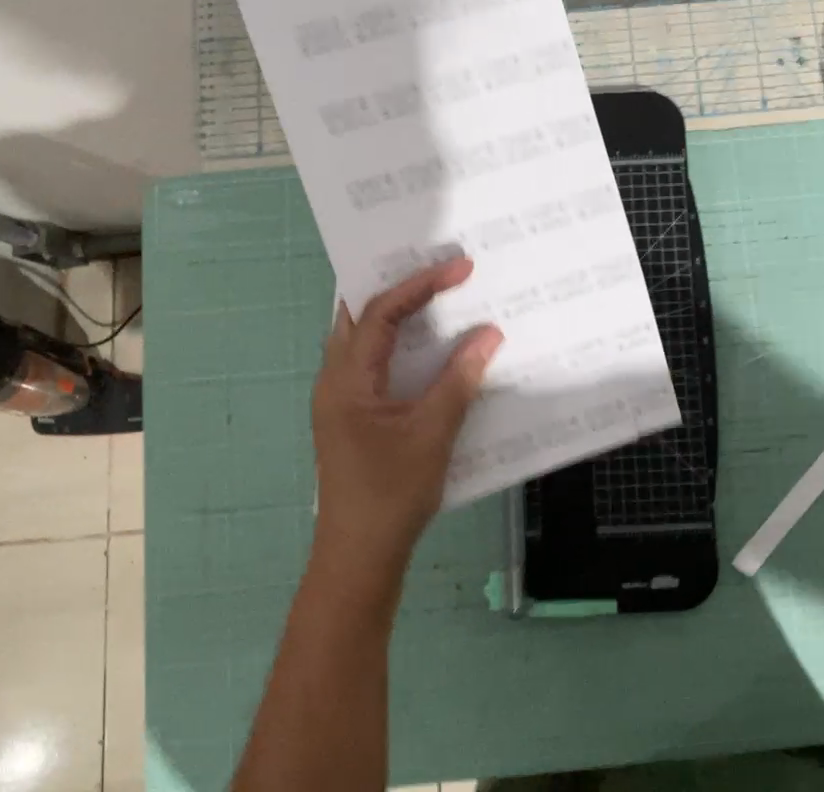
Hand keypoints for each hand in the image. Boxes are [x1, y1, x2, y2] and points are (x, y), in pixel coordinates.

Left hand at [310, 257, 503, 574]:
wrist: (359, 556)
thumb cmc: (392, 494)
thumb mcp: (432, 434)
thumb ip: (459, 381)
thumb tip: (488, 335)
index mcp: (347, 380)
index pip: (380, 313)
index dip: (420, 284)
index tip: (460, 268)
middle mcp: (335, 381)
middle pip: (360, 316)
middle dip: (398, 288)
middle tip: (438, 270)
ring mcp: (340, 400)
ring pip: (364, 340)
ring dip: (398, 317)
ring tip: (438, 298)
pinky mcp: (352, 418)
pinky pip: (373, 365)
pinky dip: (400, 347)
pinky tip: (430, 352)